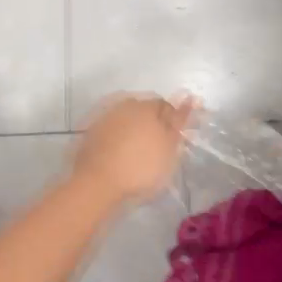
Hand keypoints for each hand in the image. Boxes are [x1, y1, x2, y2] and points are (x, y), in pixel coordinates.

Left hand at [71, 94, 196, 203]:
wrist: (98, 182)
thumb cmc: (141, 166)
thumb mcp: (168, 149)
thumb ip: (178, 124)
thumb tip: (189, 99)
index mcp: (146, 107)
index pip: (165, 106)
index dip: (171, 122)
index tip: (172, 141)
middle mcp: (125, 105)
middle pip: (144, 111)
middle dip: (152, 124)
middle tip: (156, 148)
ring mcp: (106, 117)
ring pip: (127, 119)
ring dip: (134, 131)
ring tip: (137, 154)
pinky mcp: (92, 131)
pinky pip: (111, 130)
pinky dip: (118, 139)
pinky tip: (119, 156)